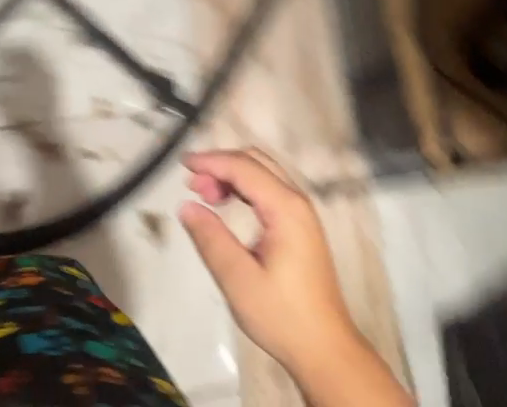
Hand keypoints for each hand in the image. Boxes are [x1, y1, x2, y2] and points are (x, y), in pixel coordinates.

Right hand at [178, 149, 354, 368]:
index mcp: (286, 208)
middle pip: (257, 162)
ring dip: (233, 176)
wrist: (324, 347)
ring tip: (205, 195)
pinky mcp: (301, 226)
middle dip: (222, 165)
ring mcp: (302, 213)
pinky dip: (246, 189)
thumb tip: (186, 206)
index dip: (211, 161)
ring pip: (265, 174)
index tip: (182, 164)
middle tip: (192, 185)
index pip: (244, 167)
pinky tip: (228, 205)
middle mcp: (298, 201)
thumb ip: (211, 239)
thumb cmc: (281, 315)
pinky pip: (270, 191)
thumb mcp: (238, 280)